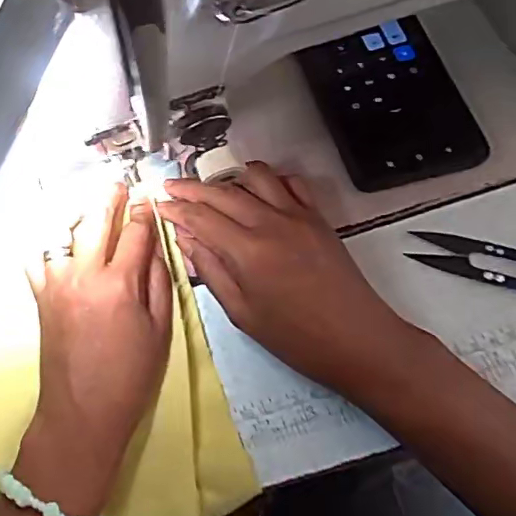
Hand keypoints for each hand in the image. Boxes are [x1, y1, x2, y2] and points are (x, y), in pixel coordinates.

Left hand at [21, 180, 172, 515]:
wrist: (81, 411)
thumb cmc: (129, 376)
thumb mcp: (159, 330)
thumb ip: (158, 282)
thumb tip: (155, 247)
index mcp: (120, 284)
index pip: (135, 233)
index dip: (144, 212)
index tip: (147, 198)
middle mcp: (84, 275)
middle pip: (96, 221)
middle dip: (109, 197)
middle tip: (117, 183)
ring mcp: (56, 283)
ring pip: (62, 232)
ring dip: (77, 211)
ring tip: (87, 200)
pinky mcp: (40, 296)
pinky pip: (37, 257)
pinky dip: (45, 240)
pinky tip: (54, 232)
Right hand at [158, 162, 441, 400]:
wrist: (357, 339)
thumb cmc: (295, 337)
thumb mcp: (242, 312)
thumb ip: (211, 270)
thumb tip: (185, 238)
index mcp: (248, 251)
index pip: (201, 216)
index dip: (175, 208)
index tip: (158, 204)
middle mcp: (271, 223)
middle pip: (222, 192)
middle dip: (191, 187)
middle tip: (171, 187)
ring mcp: (298, 215)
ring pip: (256, 176)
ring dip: (229, 177)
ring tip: (213, 188)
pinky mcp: (317, 217)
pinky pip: (290, 182)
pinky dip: (269, 179)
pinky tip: (258, 191)